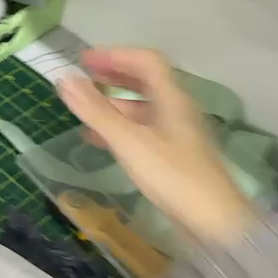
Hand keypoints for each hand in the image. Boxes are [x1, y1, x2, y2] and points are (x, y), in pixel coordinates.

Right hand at [55, 48, 254, 243]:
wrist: (213, 222)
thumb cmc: (172, 176)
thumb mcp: (129, 142)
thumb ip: (96, 111)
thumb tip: (64, 79)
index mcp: (171, 98)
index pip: (145, 61)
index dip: (114, 55)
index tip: (84, 61)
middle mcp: (177, 108)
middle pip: (145, 80)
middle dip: (113, 75)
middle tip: (84, 78)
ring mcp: (177, 132)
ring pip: (143, 106)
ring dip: (114, 102)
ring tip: (85, 109)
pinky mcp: (174, 153)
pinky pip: (143, 129)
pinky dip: (120, 126)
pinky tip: (99, 140)